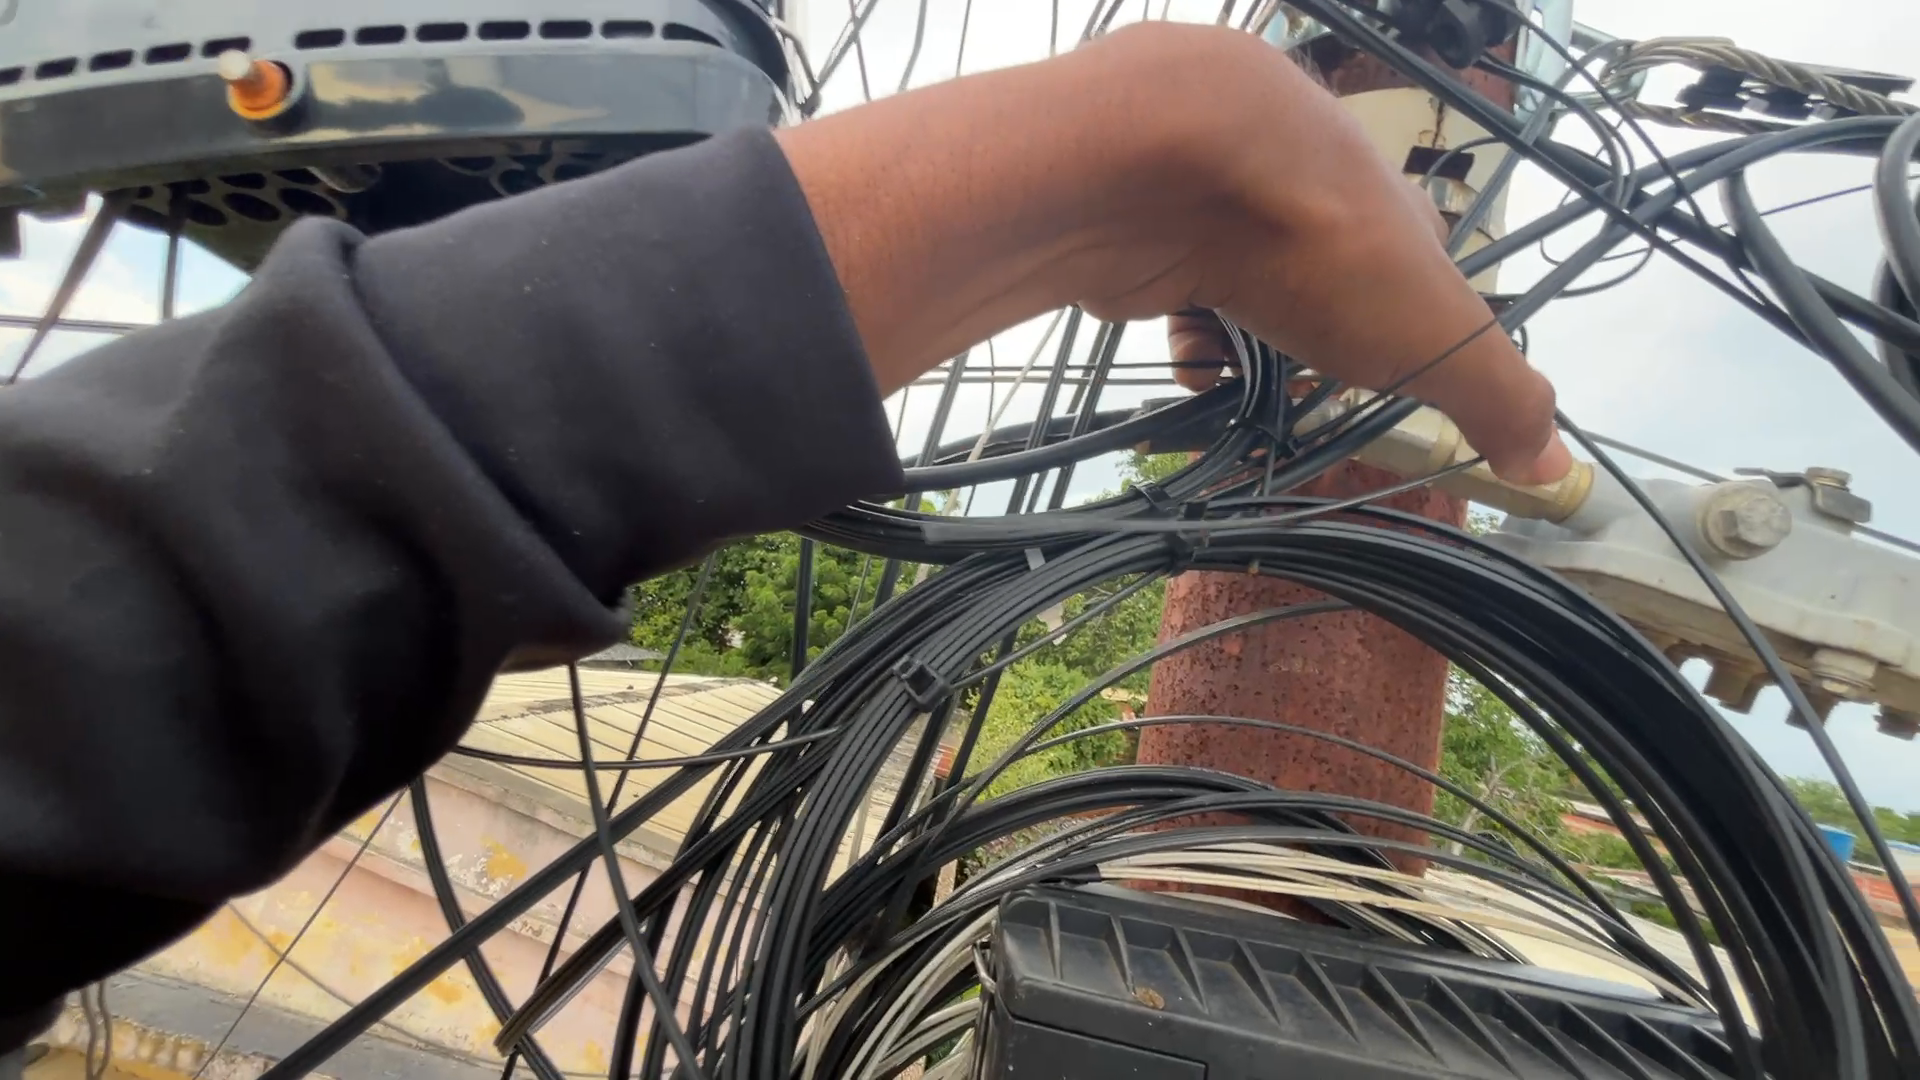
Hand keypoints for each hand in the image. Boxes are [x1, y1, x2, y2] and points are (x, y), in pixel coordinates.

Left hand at [777, 21, 1568, 484]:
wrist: (1188, 176)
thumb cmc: (1326, 252)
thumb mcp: (1437, 336)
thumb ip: (1500, 397)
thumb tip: (1555, 472)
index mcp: (1394, 226)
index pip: (1408, 303)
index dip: (1392, 360)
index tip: (1364, 409)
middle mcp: (1316, 214)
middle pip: (1317, 314)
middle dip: (1302, 370)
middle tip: (1289, 409)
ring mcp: (1235, 221)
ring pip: (1245, 315)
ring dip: (1239, 364)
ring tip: (1231, 380)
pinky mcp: (1170, 240)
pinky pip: (1184, 307)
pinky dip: (1188, 343)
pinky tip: (1190, 355)